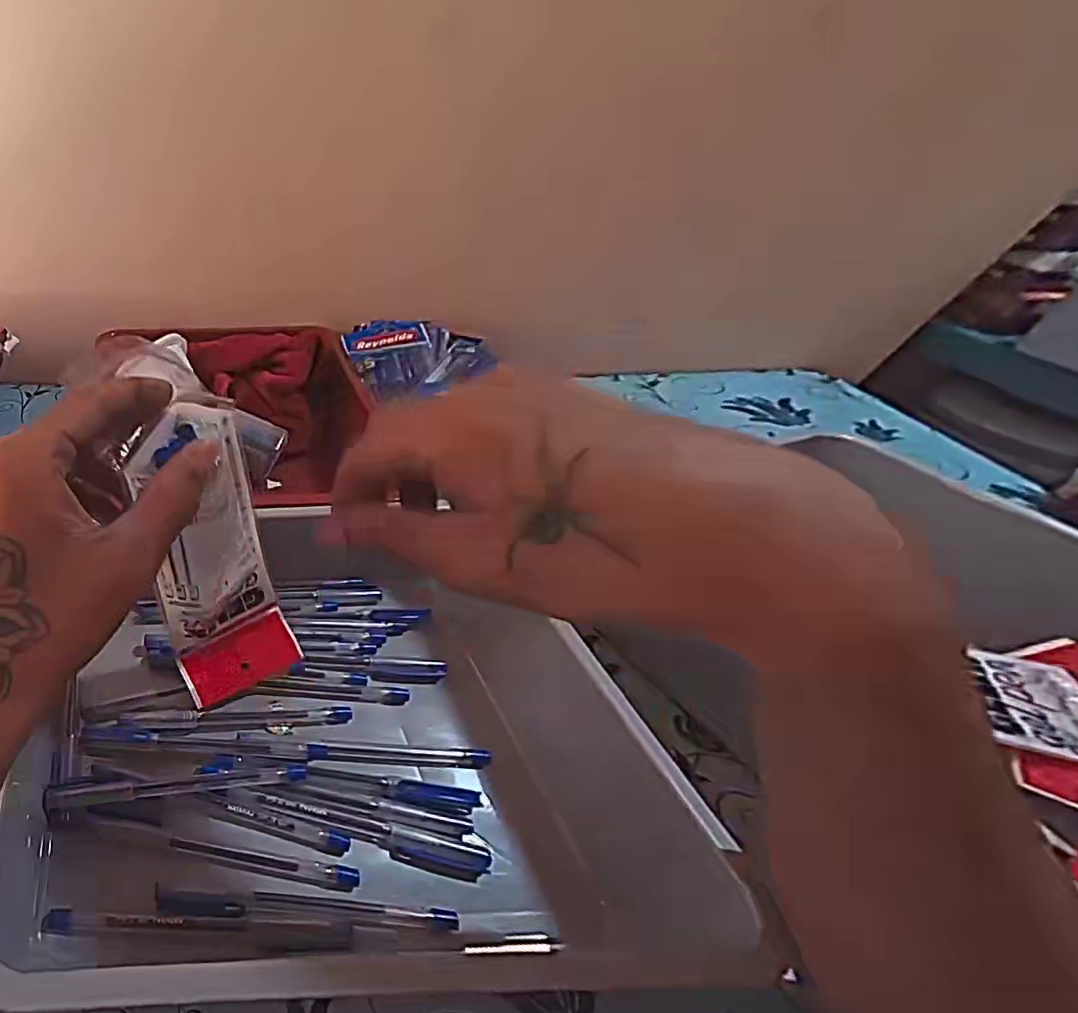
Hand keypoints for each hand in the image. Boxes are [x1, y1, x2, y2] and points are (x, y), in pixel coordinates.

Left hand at [0, 378, 218, 737]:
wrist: (4, 675)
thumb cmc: (61, 618)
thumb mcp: (129, 554)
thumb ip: (172, 495)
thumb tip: (205, 454)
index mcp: (23, 462)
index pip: (88, 404)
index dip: (135, 394)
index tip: (170, 393)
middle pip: (71, 427)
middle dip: (124, 432)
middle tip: (170, 435)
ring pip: (59, 455)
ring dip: (105, 466)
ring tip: (145, 491)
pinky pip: (43, 480)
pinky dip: (82, 488)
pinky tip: (112, 515)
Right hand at [327, 368, 947, 663]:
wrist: (747, 533)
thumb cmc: (594, 555)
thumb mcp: (476, 559)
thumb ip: (393, 535)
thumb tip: (330, 526)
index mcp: (452, 425)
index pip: (366, 448)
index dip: (344, 491)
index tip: (343, 531)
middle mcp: (484, 390)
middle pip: (403, 428)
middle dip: (382, 479)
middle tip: (389, 532)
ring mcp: (534, 388)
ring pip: (445, 423)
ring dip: (423, 468)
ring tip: (441, 521)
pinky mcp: (572, 398)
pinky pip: (489, 420)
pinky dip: (466, 457)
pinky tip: (495, 499)